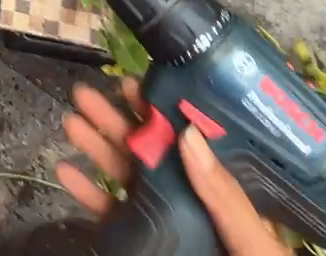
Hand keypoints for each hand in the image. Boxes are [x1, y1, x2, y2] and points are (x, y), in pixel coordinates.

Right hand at [55, 80, 289, 255]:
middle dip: (115, 123)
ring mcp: (168, 231)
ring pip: (126, 182)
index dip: (160, 113)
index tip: (131, 86)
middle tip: (84, 94)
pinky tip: (65, 172)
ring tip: (71, 122)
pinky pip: (112, 221)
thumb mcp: (260, 251)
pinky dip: (87, 197)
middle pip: (149, 157)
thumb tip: (188, 133)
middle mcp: (193, 208)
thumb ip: (227, 199)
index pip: (191, 146)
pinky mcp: (144, 251)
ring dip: (96, 150)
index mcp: (227, 201)